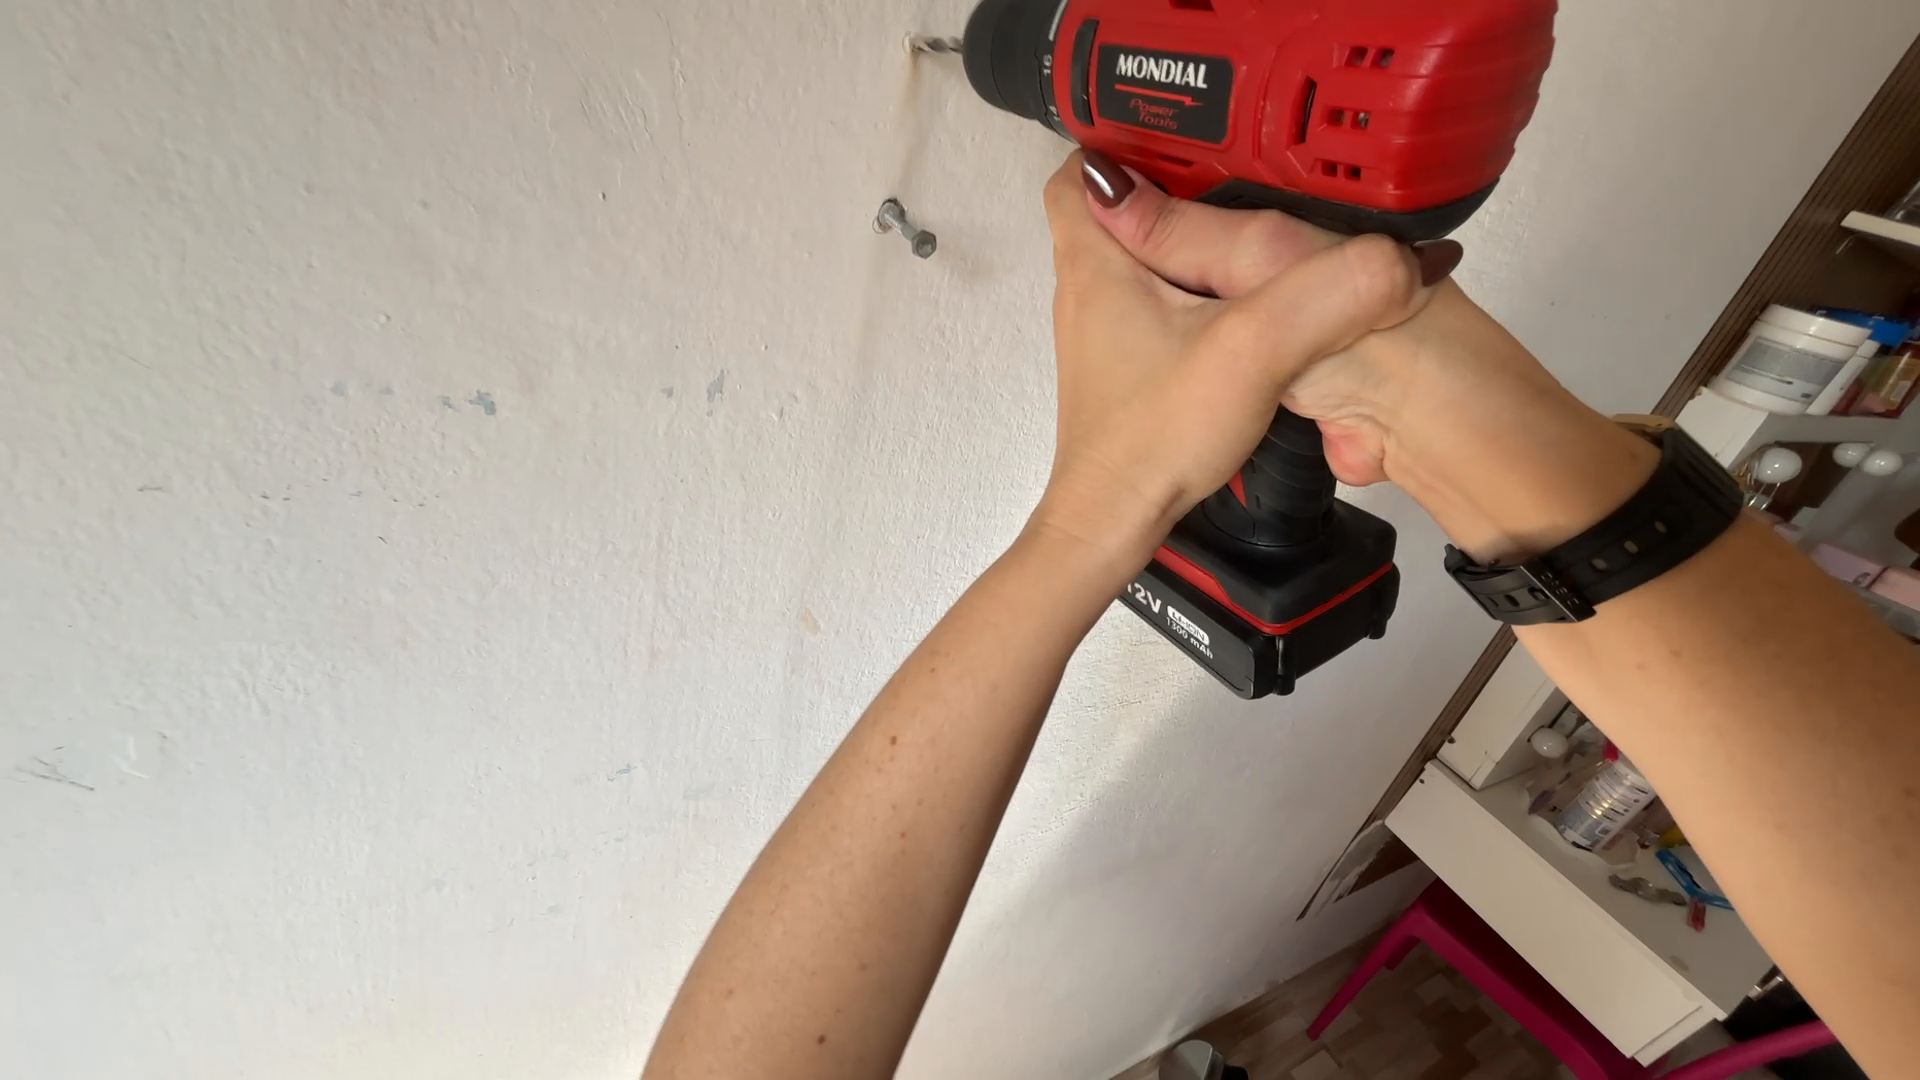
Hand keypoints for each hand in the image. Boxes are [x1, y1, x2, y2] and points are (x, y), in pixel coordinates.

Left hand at [1031, 150, 1456, 566]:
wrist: (1116, 522)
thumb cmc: (1154, 441)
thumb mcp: (1254, 350)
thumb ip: (1331, 291)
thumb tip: (1406, 259)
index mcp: (1097, 265)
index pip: (1083, 172)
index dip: (1132, 145)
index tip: (1197, 148)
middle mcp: (1088, 292)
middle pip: (1121, 208)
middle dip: (1181, 189)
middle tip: (1248, 188)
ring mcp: (1104, 331)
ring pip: (1144, 259)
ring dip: (1195, 245)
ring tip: (1262, 243)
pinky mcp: (1126, 363)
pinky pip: (1160, 304)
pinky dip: (1199, 294)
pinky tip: (1246, 309)